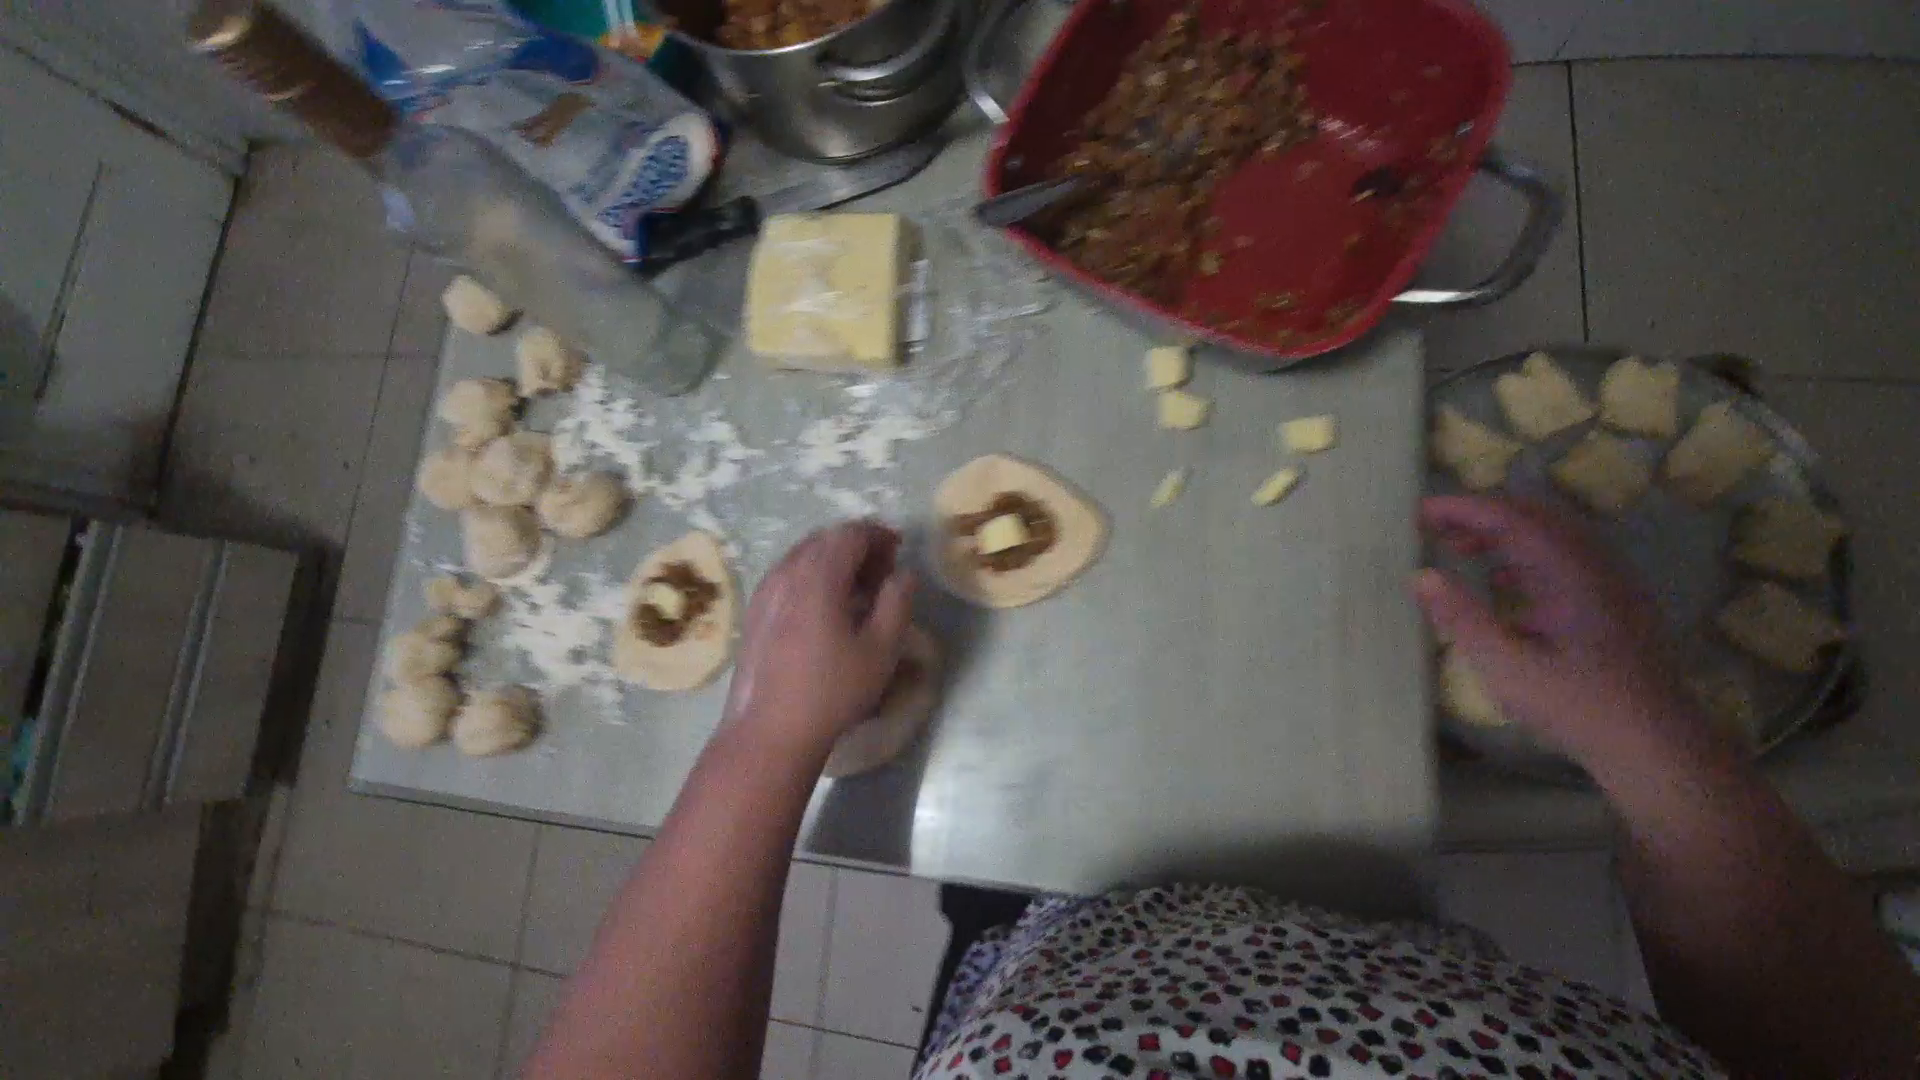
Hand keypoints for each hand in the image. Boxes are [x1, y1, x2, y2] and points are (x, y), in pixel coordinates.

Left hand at [721, 520, 916, 757]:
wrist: (770, 731)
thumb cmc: (832, 690)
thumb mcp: (881, 649)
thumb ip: (897, 602)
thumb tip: (903, 574)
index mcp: (818, 576)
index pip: (850, 533)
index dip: (878, 535)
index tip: (899, 552)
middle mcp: (785, 573)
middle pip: (824, 540)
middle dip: (857, 547)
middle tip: (882, 573)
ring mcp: (764, 592)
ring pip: (802, 557)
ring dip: (833, 562)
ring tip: (857, 592)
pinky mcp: (753, 613)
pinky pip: (787, 576)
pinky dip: (811, 578)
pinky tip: (825, 610)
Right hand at [1413, 495, 1712, 771]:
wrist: (1656, 748)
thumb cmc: (1576, 705)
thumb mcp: (1506, 665)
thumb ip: (1462, 617)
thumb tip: (1421, 576)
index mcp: (1573, 574)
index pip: (1513, 519)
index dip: (1464, 508)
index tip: (1420, 512)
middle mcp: (1597, 568)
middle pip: (1536, 517)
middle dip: (1482, 514)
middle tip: (1435, 525)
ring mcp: (1610, 585)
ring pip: (1552, 537)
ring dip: (1503, 533)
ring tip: (1459, 546)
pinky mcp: (1613, 606)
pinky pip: (1564, 560)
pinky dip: (1523, 556)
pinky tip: (1500, 581)